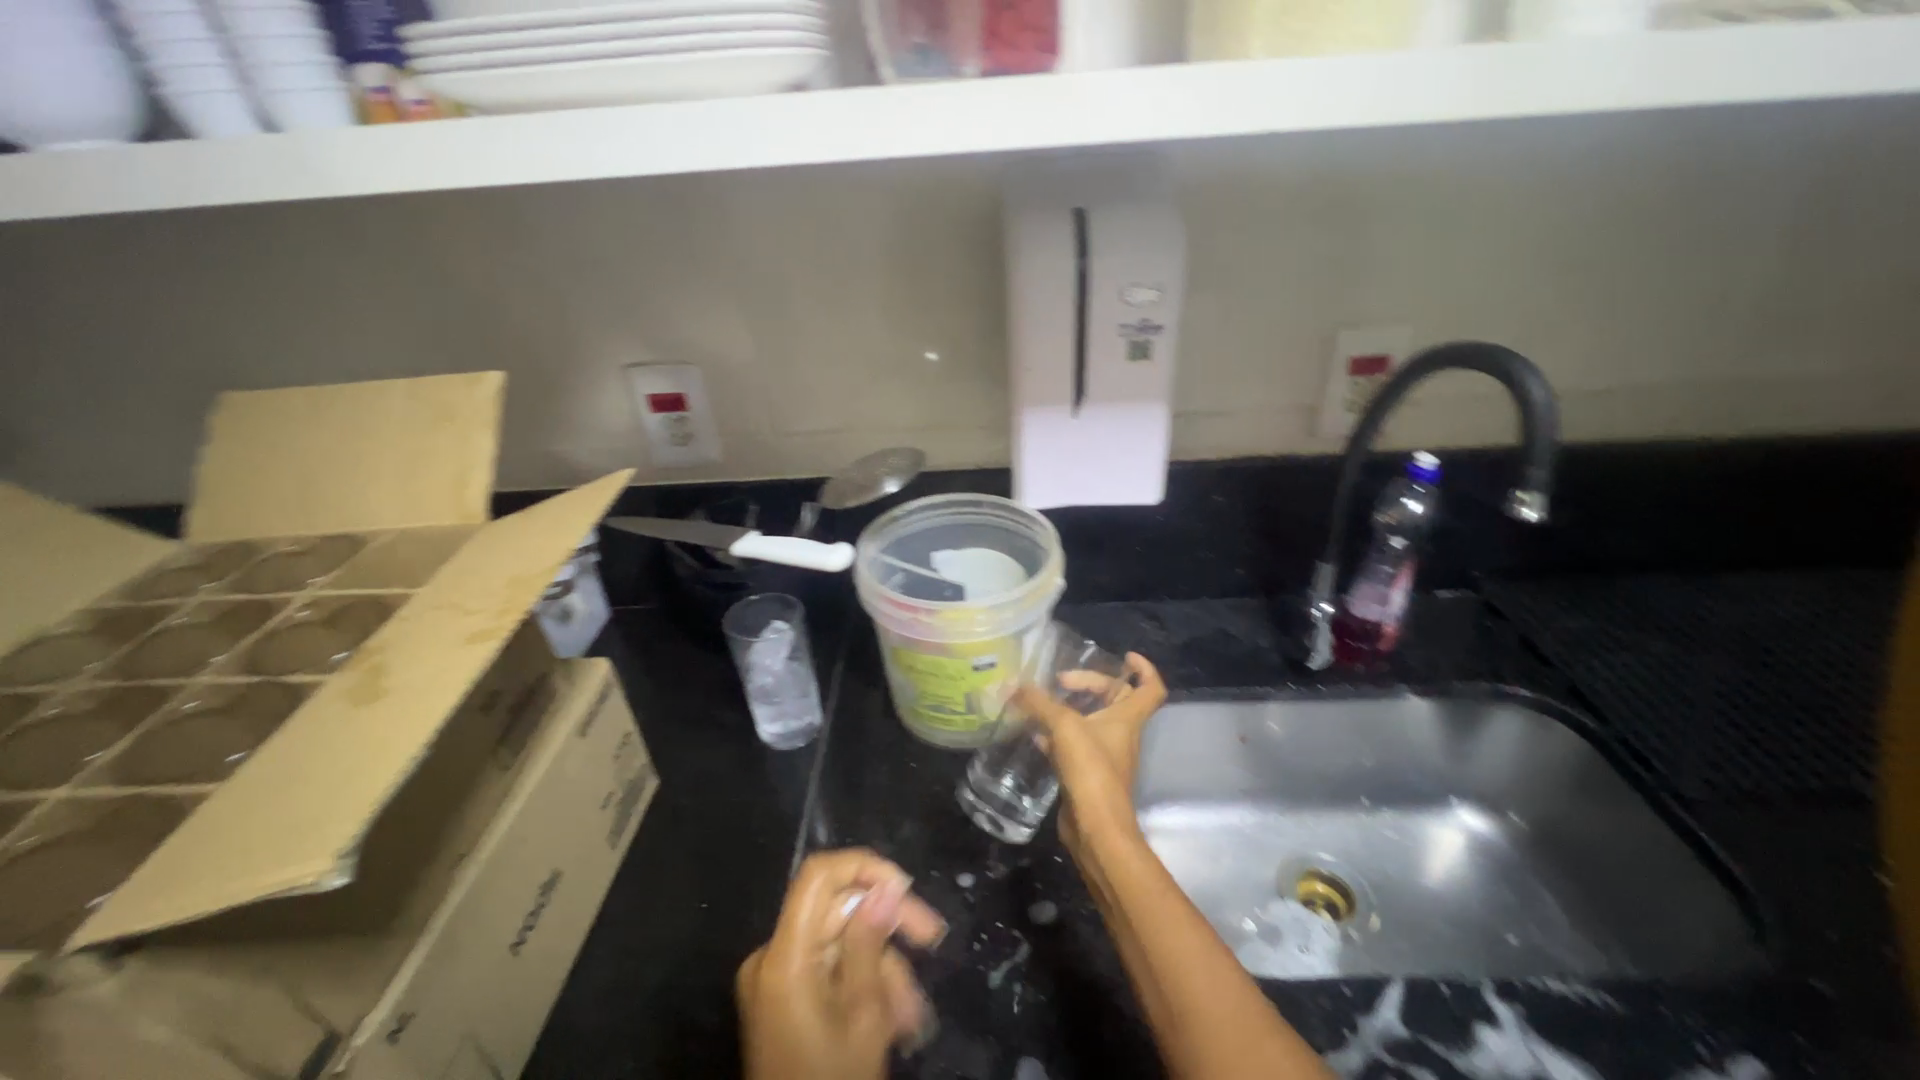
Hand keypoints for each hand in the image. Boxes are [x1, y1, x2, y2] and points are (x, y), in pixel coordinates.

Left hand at [737, 849, 946, 1079]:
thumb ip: (871, 943)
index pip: (820, 876)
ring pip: (840, 946)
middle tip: (933, 942)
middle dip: (887, 931)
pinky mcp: (782, 999)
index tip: (906, 889)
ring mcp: (774, 980)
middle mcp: (771, 957)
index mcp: (784, 956)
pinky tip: (891, 1021)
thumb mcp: (863, 1015)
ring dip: (882, 970)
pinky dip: (861, 987)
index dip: (865, 868)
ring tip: (909, 1020)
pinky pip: (827, 972)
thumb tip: (886, 886)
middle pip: (836, 912)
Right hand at [1013, 653, 1167, 856]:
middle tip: (1061, 681)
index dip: (1144, 668)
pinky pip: (1073, 746)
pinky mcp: (1086, 774)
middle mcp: (1121, 734)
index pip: (1150, 688)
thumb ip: (1039, 703)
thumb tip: (1014, 685)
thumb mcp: (1064, 726)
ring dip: (1070, 710)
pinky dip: (1056, 736)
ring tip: (1041, 702)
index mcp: (1128, 718)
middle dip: (1091, 685)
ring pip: (1090, 723)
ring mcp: (1104, 756)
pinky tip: (1033, 733)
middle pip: (1115, 700)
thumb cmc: (1091, 769)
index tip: (1124, 657)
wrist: (1095, 826)